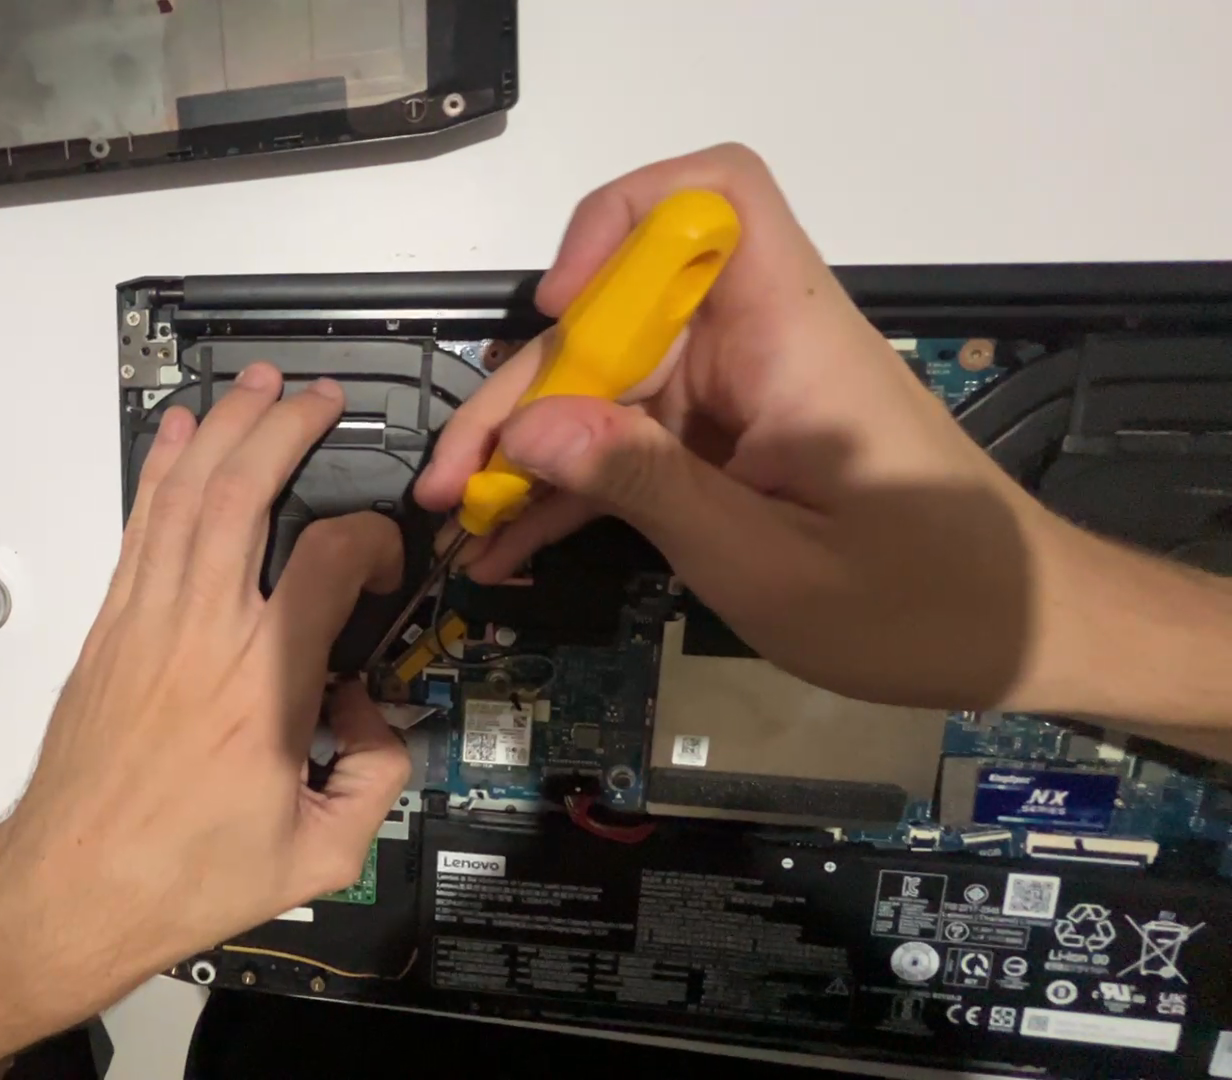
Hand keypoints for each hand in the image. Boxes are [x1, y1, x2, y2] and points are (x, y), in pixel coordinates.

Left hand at [0, 366, 407, 1055]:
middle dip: (286, 429)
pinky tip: (179, 432)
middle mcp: (204, 630)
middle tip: (319, 397)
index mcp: (265, 684)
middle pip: (244, 494)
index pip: (330, 561)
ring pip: (187, 495)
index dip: (373, 539)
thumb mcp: (318, 856)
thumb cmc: (187, 878)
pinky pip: (139, 526)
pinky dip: (161, 470)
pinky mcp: (111, 623)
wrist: (64, 890)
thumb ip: (375, 778)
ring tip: (257, 386)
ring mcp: (147, 617)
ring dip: (224, 429)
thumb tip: (379, 715)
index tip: (386, 558)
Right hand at [416, 144, 1071, 709]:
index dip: (616, 226)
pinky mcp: (703, 451)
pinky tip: (505, 546)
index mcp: (785, 340)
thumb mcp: (765, 559)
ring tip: (460, 526)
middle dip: (513, 403)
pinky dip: (557, 498)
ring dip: (517, 460)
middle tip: (447, 484)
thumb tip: (525, 430)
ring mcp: (717, 403)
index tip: (555, 307)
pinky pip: (611, 456)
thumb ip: (644, 483)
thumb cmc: (918, 602)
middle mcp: (743, 350)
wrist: (1011, 641)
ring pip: (589, 399)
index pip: (712, 201)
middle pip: (605, 331)